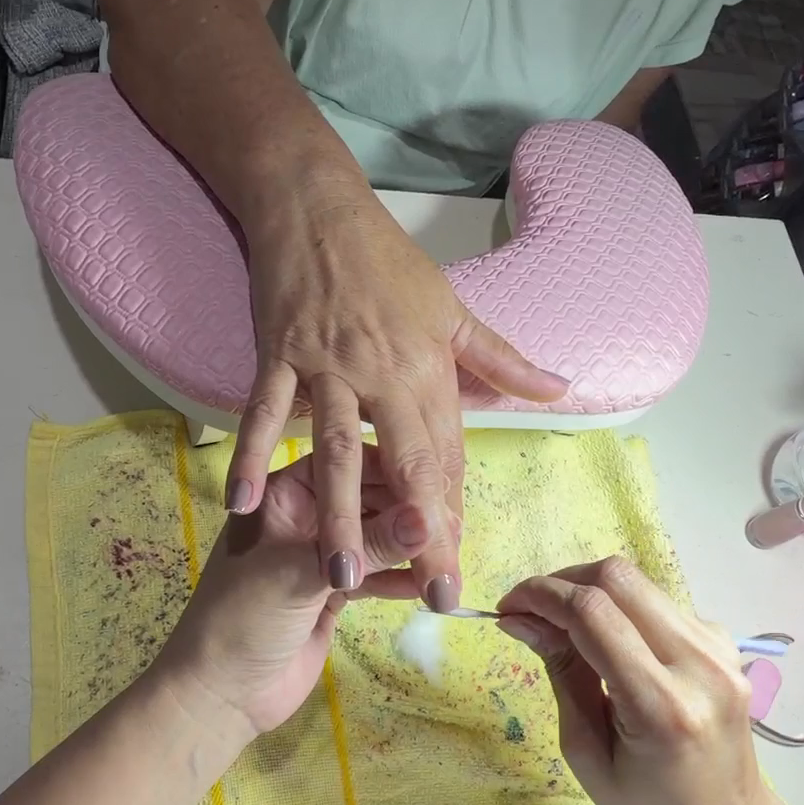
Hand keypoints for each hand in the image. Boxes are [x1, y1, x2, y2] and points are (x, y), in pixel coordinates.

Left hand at [155, 445, 436, 738]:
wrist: (221, 693)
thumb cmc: (243, 616)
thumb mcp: (302, 573)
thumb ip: (368, 546)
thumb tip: (431, 520)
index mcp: (284, 493)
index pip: (347, 465)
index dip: (392, 472)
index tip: (438, 482)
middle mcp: (305, 515)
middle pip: (367, 502)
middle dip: (407, 515)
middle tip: (453, 527)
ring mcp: (320, 554)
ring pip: (375, 541)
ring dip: (409, 551)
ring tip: (450, 559)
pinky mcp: (334, 591)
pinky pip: (375, 577)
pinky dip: (400, 581)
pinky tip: (429, 586)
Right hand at [221, 184, 569, 612]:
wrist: (316, 207)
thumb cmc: (388, 262)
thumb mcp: (453, 309)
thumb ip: (504, 360)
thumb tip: (560, 388)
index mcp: (427, 369)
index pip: (447, 455)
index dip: (453, 514)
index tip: (457, 568)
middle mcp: (382, 375)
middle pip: (404, 467)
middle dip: (417, 536)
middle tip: (428, 597)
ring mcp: (327, 368)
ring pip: (337, 452)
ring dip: (339, 515)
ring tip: (340, 577)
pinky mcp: (278, 358)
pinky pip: (263, 414)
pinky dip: (250, 456)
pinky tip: (243, 506)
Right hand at [496, 558, 793, 804]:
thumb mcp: (585, 751)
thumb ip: (561, 673)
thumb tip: (520, 618)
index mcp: (662, 706)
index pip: (592, 614)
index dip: (540, 596)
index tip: (506, 608)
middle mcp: (700, 665)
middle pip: (617, 579)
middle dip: (561, 583)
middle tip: (530, 611)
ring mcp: (720, 648)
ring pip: (637, 581)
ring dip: (588, 590)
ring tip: (560, 623)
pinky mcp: (724, 642)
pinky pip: (657, 601)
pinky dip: (618, 607)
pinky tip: (604, 639)